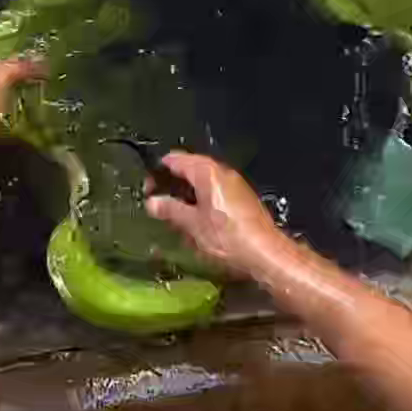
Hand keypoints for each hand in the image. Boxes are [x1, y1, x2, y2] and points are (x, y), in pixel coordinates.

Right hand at [145, 153, 292, 276]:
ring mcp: (235, 184)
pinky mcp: (242, 197)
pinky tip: (196, 215)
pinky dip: (202, 197)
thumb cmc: (227, 237)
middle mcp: (224, 172)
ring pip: (205, 179)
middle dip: (174, 180)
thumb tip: (152, 202)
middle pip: (193, 167)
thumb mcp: (192, 225)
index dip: (160, 170)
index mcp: (209, 173)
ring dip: (188, 190)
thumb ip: (171, 210)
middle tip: (157, 198)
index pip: (178, 160)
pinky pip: (217, 189)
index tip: (147, 185)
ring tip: (173, 209)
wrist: (264, 251)